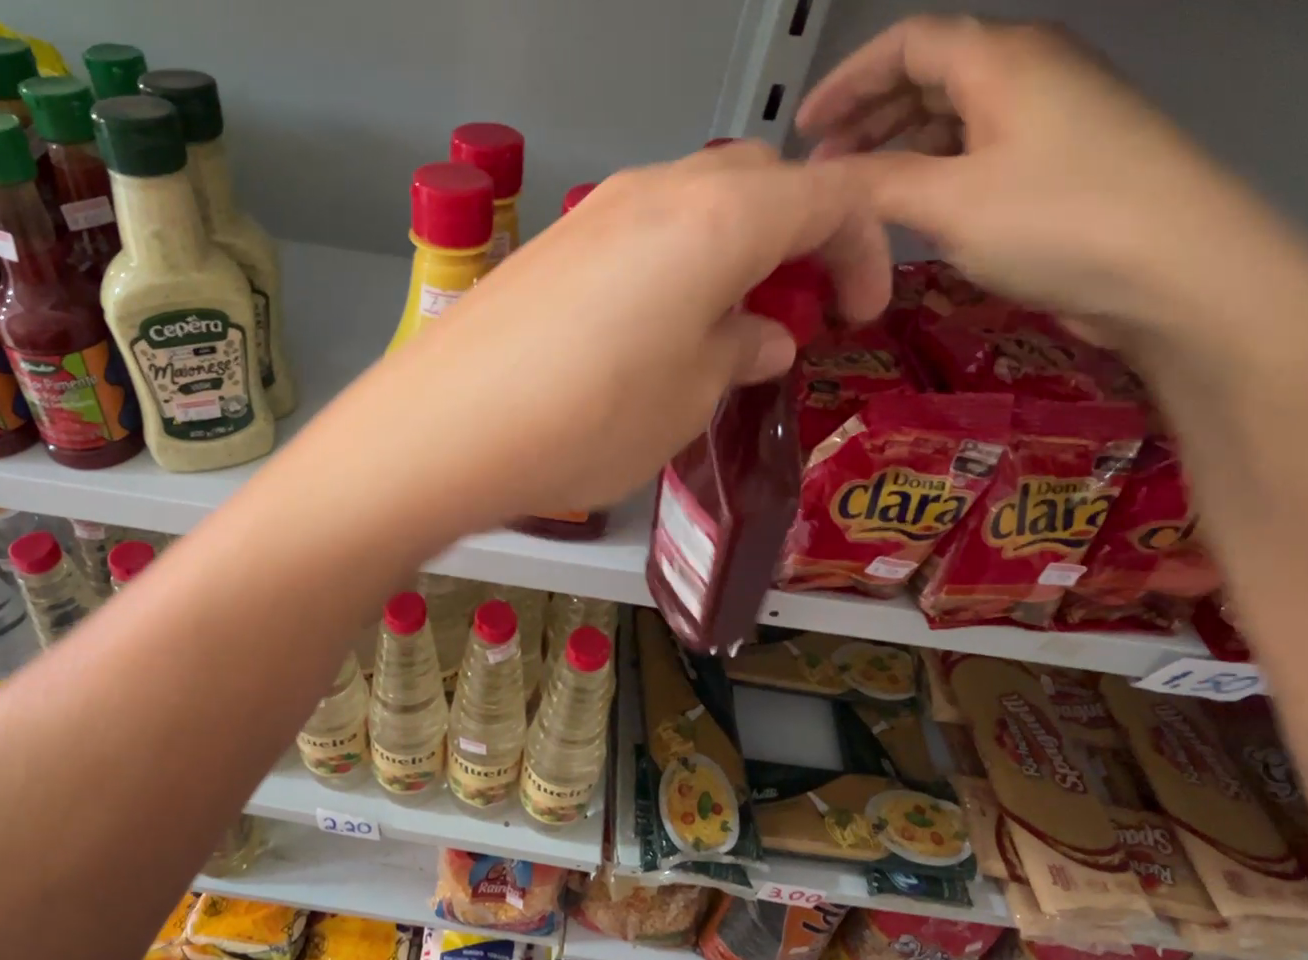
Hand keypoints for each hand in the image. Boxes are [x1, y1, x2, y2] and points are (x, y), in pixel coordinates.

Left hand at [373, 141, 889, 526]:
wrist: (444, 429)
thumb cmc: (588, 417)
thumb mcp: (690, 398)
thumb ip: (740, 353)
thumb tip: (763, 337)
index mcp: (719, 217)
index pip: (829, 198)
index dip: (863, 252)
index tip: (858, 314)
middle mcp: (657, 192)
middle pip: (760, 183)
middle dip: (797, 236)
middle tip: (793, 310)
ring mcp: (594, 212)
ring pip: (695, 204)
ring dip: (731, 250)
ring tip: (723, 328)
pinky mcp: (551, 246)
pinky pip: (638, 233)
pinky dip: (673, 265)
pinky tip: (652, 332)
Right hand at [797, 16, 1284, 340]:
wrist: (1182, 273)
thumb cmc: (1059, 221)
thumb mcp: (949, 202)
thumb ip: (875, 185)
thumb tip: (822, 183)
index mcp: (1002, 59)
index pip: (905, 45)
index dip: (845, 83)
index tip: (801, 132)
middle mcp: (1030, 72)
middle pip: (929, 76)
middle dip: (866, 119)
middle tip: (822, 173)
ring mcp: (1053, 117)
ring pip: (955, 117)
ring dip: (898, 149)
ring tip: (857, 197)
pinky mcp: (1065, 163)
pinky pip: (981, 152)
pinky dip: (935, 172)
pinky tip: (914, 211)